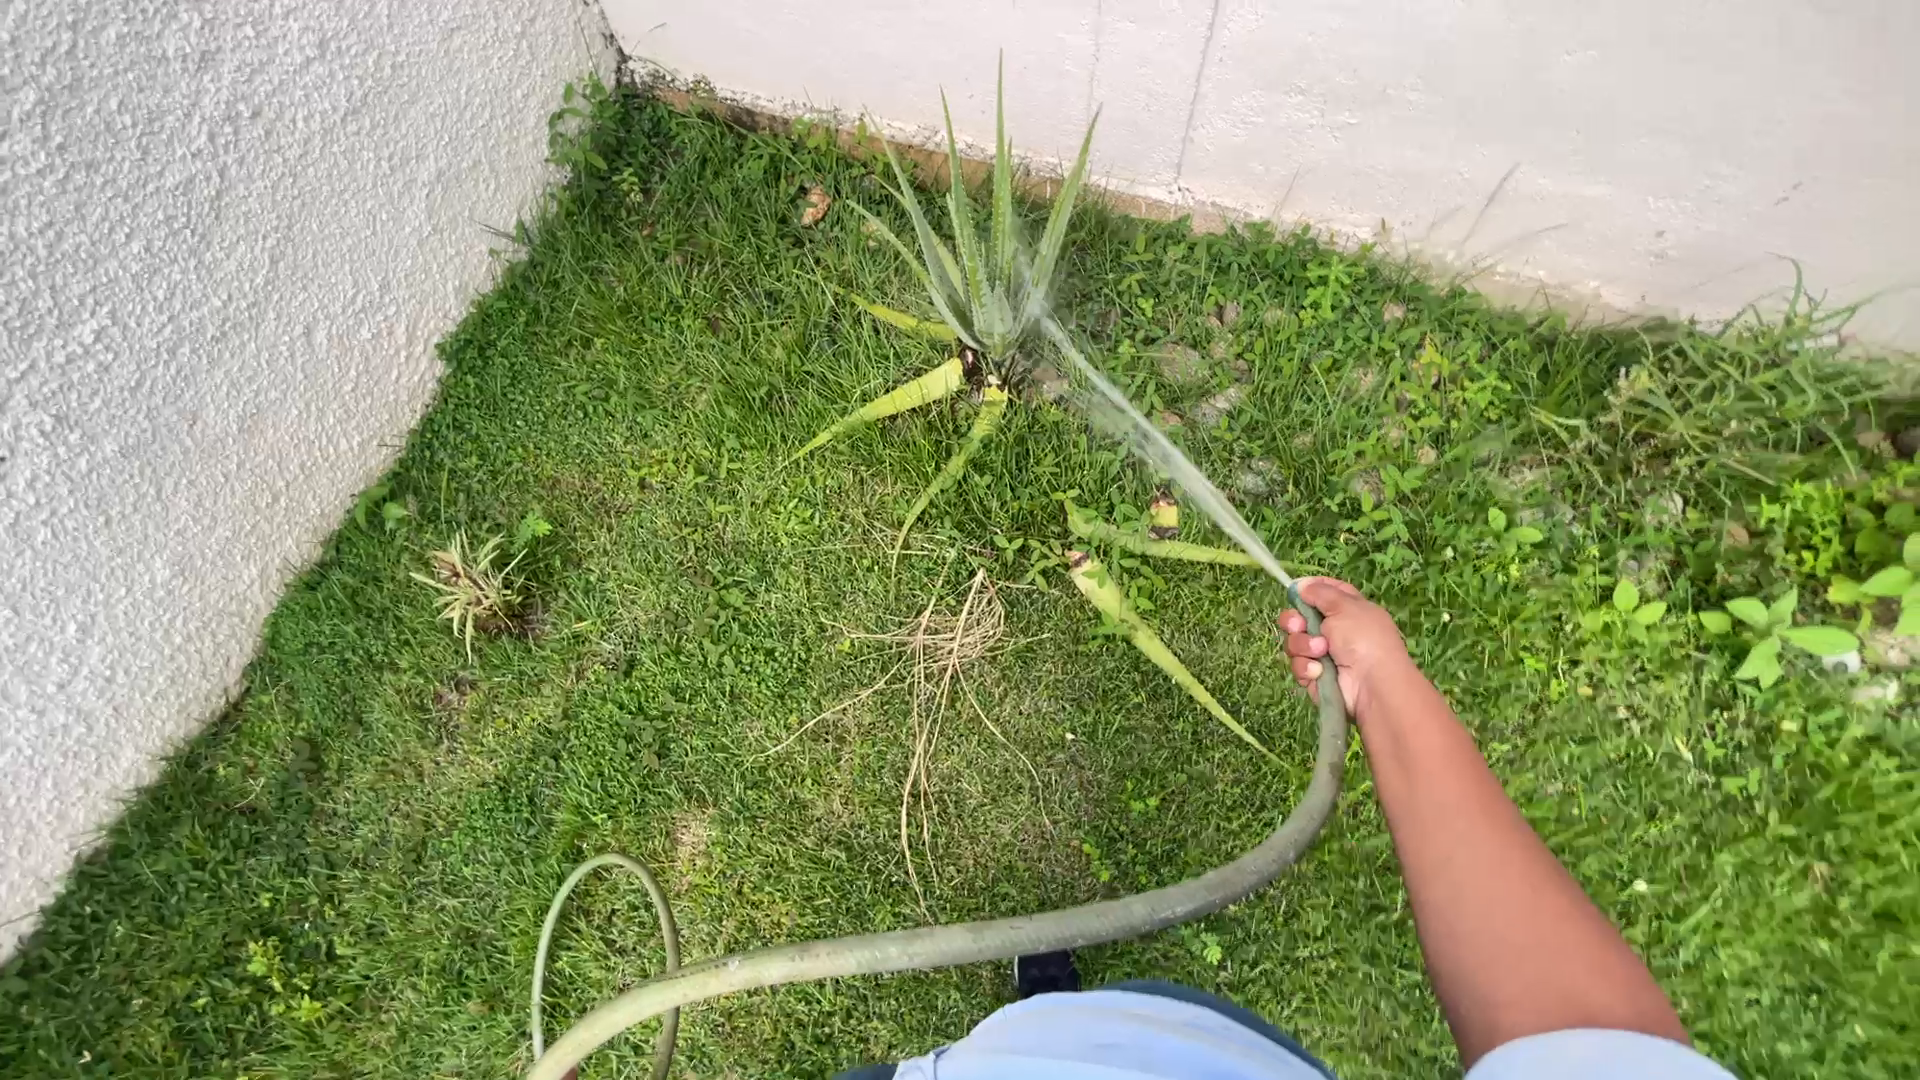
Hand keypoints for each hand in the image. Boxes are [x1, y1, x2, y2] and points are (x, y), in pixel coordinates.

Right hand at [1278, 577, 1412, 718]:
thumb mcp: (1345, 606)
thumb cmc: (1364, 639)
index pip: (1325, 592)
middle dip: (1294, 621)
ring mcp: (1323, 653)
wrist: (1370, 684)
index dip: (1309, 589)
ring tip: (1320, 652)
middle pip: (1299, 617)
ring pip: (1294, 641)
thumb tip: (1301, 585)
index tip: (1296, 589)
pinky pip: (1297, 664)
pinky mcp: (1314, 674)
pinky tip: (1319, 671)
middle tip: (1299, 625)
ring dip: (1303, 645)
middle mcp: (1335, 630)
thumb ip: (1320, 592)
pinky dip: (1306, 666)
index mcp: (1348, 609)